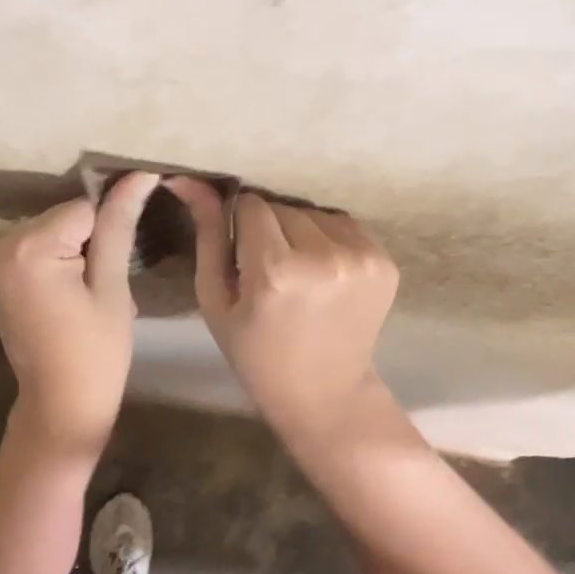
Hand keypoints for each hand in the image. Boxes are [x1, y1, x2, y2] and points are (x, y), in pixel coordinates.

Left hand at [0, 171, 160, 452]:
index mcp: (30, 248)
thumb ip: (118, 226)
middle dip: (92, 238)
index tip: (127, 256)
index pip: (85, 208)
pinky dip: (60, 258)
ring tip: (93, 289)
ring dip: (79, 248)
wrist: (60, 405)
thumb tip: (139, 175)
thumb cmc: (96, 353)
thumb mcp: (112, 287)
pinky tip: (75, 290)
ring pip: (54, 229)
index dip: (113, 227)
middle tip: (109, 283)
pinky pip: (38, 246)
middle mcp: (2, 244)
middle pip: (65, 216)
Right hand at [166, 178, 398, 437]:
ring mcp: (362, 259)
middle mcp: (324, 258)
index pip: (252, 205)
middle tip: (268, 267)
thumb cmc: (256, 353)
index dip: (242, 224)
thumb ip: (208, 235)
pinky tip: (323, 273)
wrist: (324, 394)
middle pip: (285, 206)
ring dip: (302, 231)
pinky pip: (345, 225)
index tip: (242, 252)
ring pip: (315, 212)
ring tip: (298, 270)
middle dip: (272, 227)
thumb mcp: (217, 299)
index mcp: (276, 271)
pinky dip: (330, 240)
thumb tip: (189, 179)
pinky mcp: (385, 262)